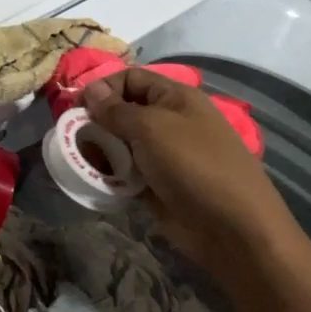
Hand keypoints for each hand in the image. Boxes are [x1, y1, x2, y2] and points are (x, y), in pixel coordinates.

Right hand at [82, 68, 295, 267]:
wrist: (236, 233)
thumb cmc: (195, 166)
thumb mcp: (151, 128)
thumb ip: (115, 109)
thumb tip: (90, 91)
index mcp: (176, 99)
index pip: (131, 78)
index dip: (104, 87)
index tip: (79, 107)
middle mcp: (171, 122)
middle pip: (123, 110)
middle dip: (97, 120)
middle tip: (74, 134)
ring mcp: (166, 155)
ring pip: (122, 142)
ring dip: (101, 148)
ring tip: (83, 158)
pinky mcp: (159, 185)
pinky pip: (127, 171)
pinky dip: (111, 173)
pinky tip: (98, 179)